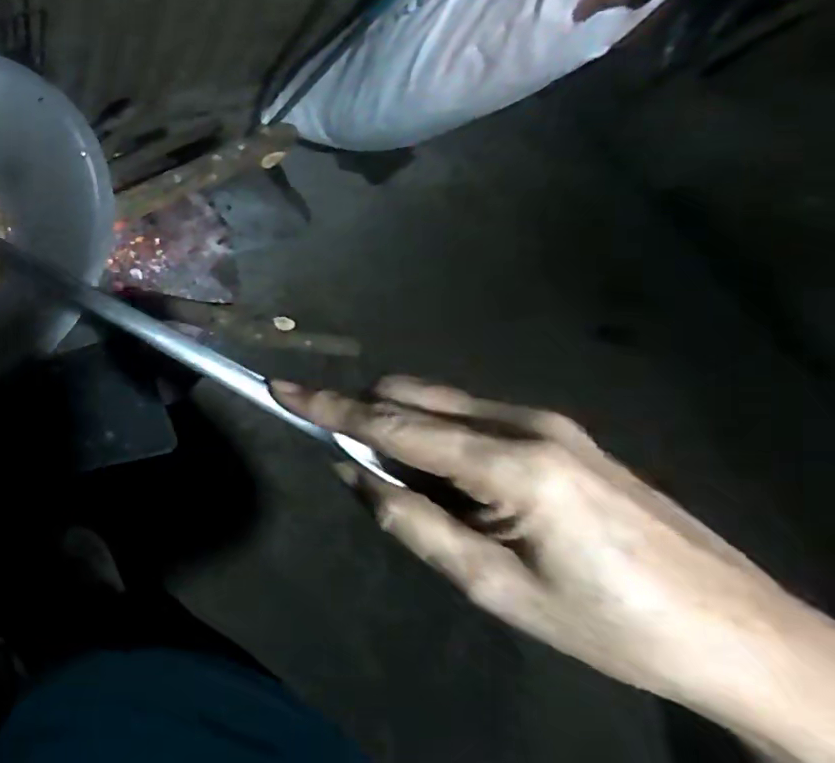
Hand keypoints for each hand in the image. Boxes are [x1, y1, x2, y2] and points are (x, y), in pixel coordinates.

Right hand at [275, 376, 834, 756]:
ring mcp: (551, 425)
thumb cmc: (611, 624)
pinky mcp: (566, 435)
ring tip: (423, 494)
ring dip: (403, 429)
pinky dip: (438, 435)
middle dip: (364, 416)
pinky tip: (463, 487)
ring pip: (438, 402)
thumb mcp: (493, 587)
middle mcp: (526, 426)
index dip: (325, 406)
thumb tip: (352, 471)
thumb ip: (408, 520)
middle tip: (361, 472)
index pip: (389, 424)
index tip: (276, 388)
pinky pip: (470, 415)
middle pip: (408, 396)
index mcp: (509, 465)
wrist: (753, 642)